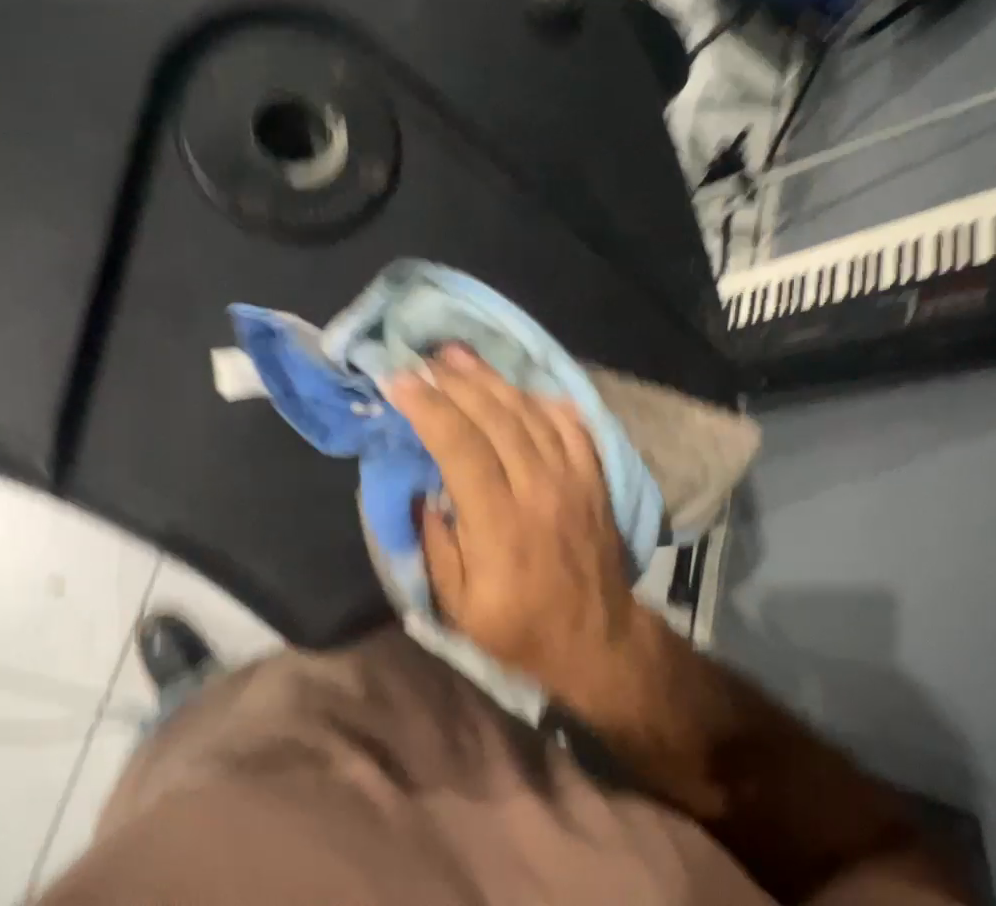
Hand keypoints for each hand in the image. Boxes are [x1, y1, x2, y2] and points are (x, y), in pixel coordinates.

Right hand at [389, 345, 646, 693]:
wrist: (597, 638)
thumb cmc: (519, 626)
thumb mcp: (459, 605)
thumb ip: (436, 545)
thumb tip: (423, 494)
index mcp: (499, 524)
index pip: (460, 447)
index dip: (428, 409)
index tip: (398, 382)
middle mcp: (538, 490)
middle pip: (494, 418)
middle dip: (453, 383)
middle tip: (423, 362)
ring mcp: (573, 479)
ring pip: (530, 413)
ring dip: (491, 380)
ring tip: (459, 357)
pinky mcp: (594, 478)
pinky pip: (571, 424)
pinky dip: (543, 400)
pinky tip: (520, 387)